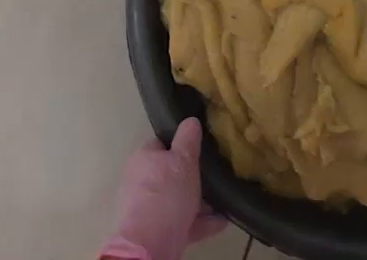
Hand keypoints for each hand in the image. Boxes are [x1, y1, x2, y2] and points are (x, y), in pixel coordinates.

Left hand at [100, 118, 228, 259]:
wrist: (150, 246)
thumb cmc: (166, 194)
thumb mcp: (183, 159)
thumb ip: (188, 139)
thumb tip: (190, 120)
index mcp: (143, 159)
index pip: (162, 143)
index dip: (181, 142)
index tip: (201, 144)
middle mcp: (142, 183)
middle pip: (171, 172)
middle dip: (194, 174)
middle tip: (216, 171)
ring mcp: (149, 209)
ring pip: (179, 198)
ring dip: (201, 199)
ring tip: (224, 197)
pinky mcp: (158, 231)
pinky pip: (184, 221)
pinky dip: (202, 220)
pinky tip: (222, 219)